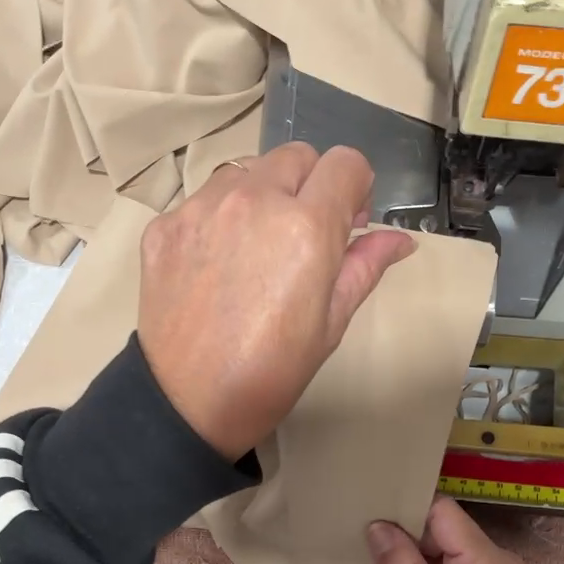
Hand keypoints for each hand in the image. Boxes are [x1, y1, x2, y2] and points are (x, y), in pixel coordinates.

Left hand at [138, 142, 417, 460]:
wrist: (187, 405)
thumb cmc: (270, 373)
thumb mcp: (330, 325)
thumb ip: (363, 268)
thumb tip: (399, 239)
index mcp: (305, 226)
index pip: (346, 164)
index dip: (355, 189)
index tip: (348, 220)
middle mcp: (252, 200)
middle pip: (295, 157)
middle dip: (310, 186)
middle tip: (306, 235)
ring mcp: (200, 209)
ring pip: (245, 171)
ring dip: (262, 195)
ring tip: (257, 250)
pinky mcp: (164, 226)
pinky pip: (202, 201)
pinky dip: (219, 220)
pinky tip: (217, 267)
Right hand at [367, 496, 543, 563]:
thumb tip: (377, 527)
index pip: (442, 512)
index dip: (405, 509)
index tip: (367, 514)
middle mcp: (497, 560)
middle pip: (442, 525)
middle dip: (403, 530)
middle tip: (359, 538)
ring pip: (443, 544)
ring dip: (411, 551)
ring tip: (370, 555)